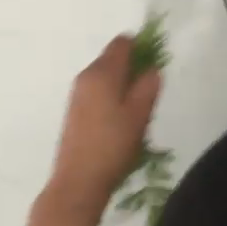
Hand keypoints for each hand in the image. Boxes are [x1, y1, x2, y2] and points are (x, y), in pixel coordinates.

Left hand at [45, 35, 162, 213]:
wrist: (77, 183)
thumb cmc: (112, 146)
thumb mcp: (139, 115)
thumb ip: (148, 86)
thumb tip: (152, 68)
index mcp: (102, 72)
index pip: (122, 42)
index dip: (141, 48)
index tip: (153, 67)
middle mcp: (86, 76)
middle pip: (113, 57)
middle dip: (132, 68)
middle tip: (147, 94)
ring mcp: (77, 93)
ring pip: (105, 76)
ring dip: (122, 84)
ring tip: (134, 113)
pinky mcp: (74, 110)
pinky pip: (96, 90)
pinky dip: (110, 96)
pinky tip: (118, 123)